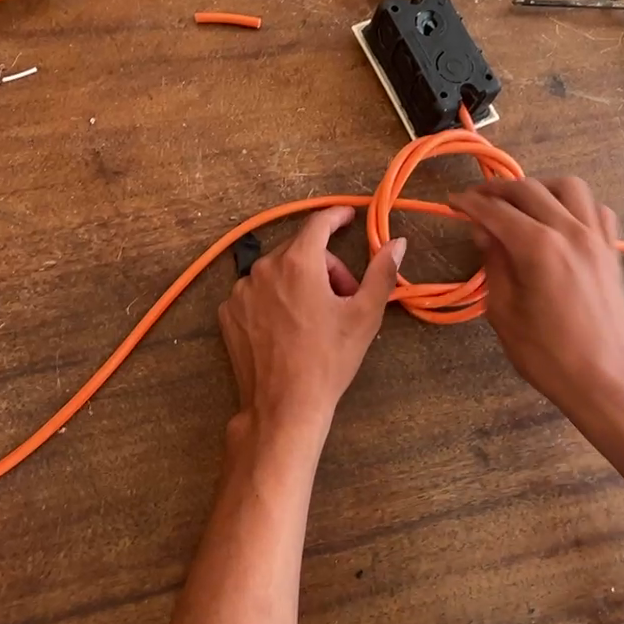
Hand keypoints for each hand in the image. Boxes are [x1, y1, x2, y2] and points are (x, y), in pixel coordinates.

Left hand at [218, 206, 406, 435]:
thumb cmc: (328, 361)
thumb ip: (382, 272)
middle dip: (325, 267)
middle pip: (300, 251)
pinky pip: (256, 294)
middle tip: (343, 299)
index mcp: (297, 262)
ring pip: (277, 273)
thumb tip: (396, 242)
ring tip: (314, 319)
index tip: (348, 217)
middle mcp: (263, 269)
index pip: (318, 223)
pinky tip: (287, 329)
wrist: (284, 407)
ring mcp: (240, 292)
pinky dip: (273, 301)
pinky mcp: (228, 314)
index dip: (336, 216)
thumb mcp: (364, 316)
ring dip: (298, 283)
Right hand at [449, 178, 623, 412]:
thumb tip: (484, 232)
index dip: (469, 203)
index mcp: (538, 247)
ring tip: (520, 203)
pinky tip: (560, 220)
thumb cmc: (548, 355)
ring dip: (540, 188)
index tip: (452, 201)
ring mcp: (596, 238)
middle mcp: (570, 231)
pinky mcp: (612, 250)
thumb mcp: (504, 313)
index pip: (495, 211)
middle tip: (476, 199)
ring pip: (568, 187)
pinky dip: (574, 205)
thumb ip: (493, 264)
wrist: (607, 381)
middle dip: (497, 190)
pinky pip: (596, 209)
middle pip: (529, 190)